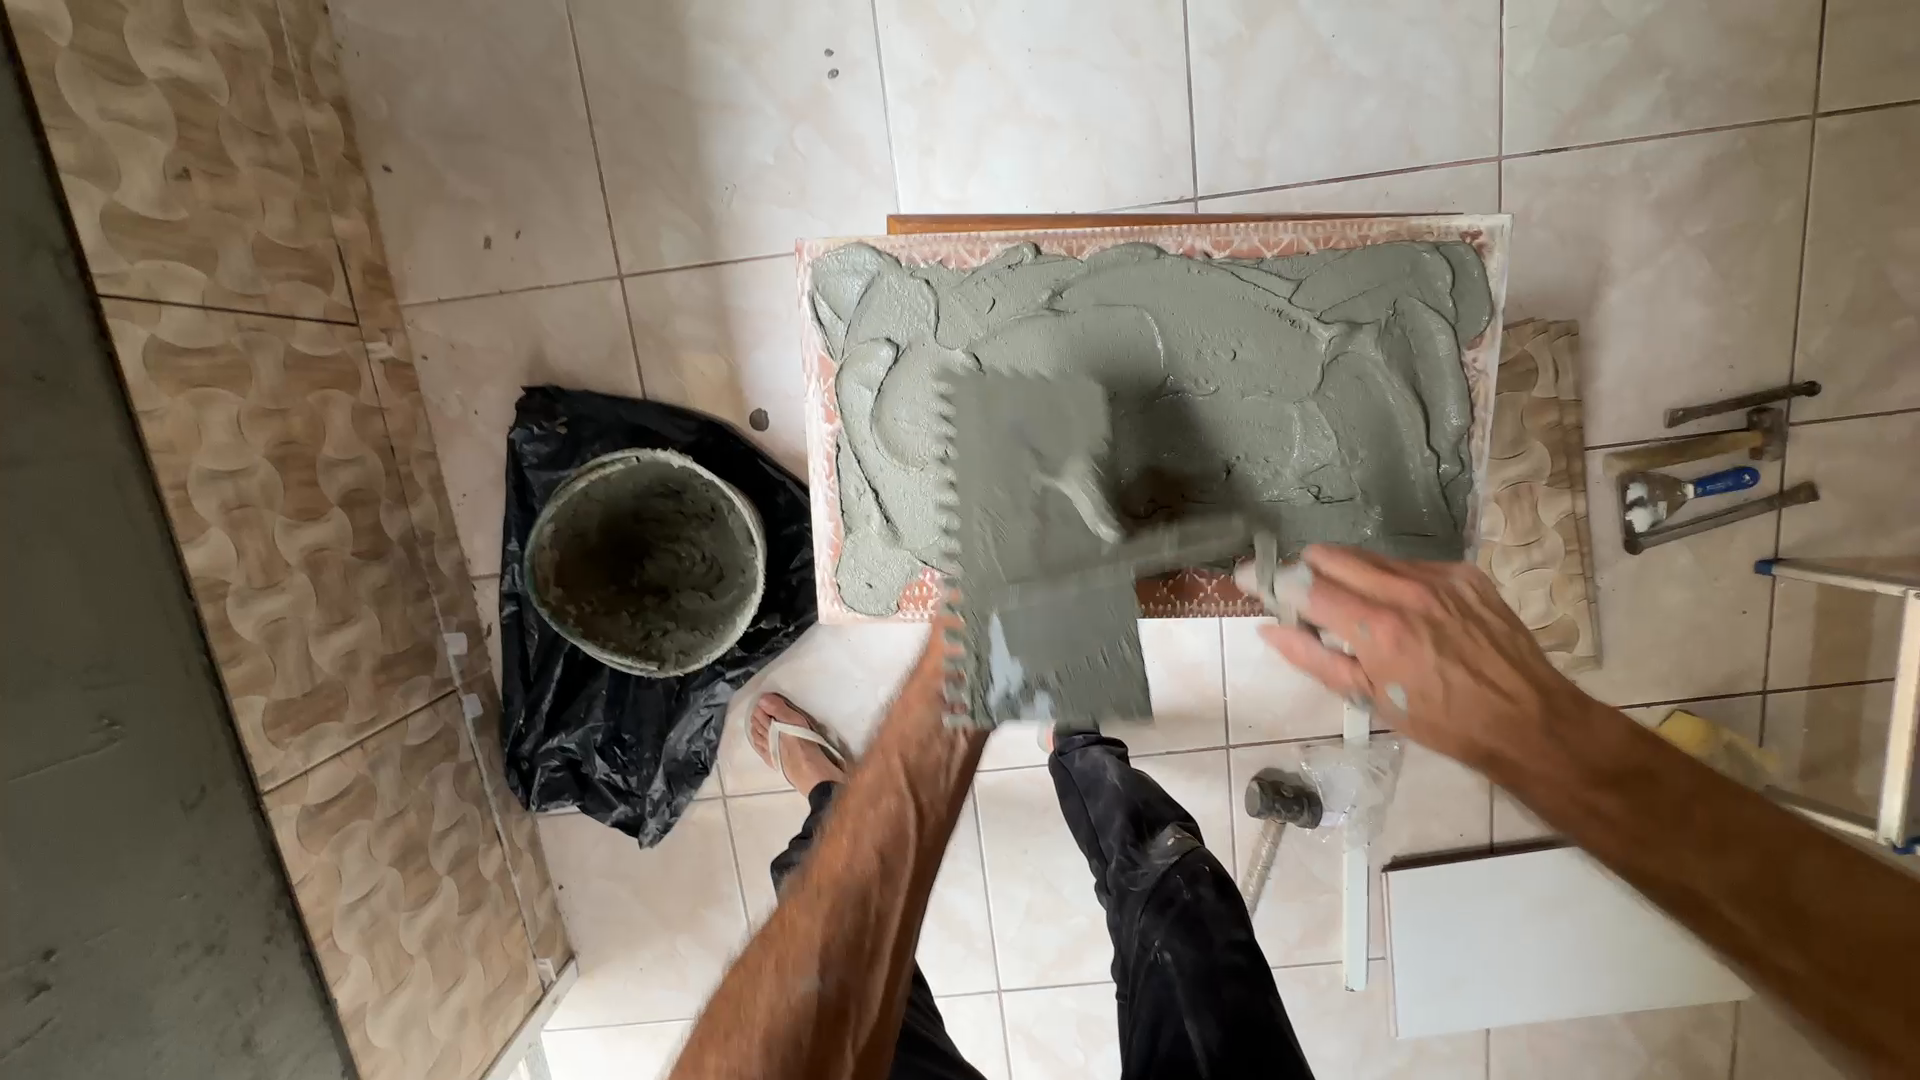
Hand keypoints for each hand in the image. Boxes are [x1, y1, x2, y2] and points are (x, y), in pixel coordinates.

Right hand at [1239, 544, 1588, 767]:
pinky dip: (1388, 580)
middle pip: (1330, 554)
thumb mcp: (1368, 698)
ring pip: (1367, 556)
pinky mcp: (1465, 574)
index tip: (1247, 577)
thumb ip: (1313, 658)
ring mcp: (1439, 577)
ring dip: (1345, 573)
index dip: (1270, 579)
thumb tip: (1270, 629)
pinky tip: (1401, 609)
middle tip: (1300, 594)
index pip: (1304, 584)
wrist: (1529, 720)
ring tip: (1352, 605)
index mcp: (1377, 628)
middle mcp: (1405, 591)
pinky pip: (1406, 564)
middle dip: (1304, 568)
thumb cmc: (1441, 720)